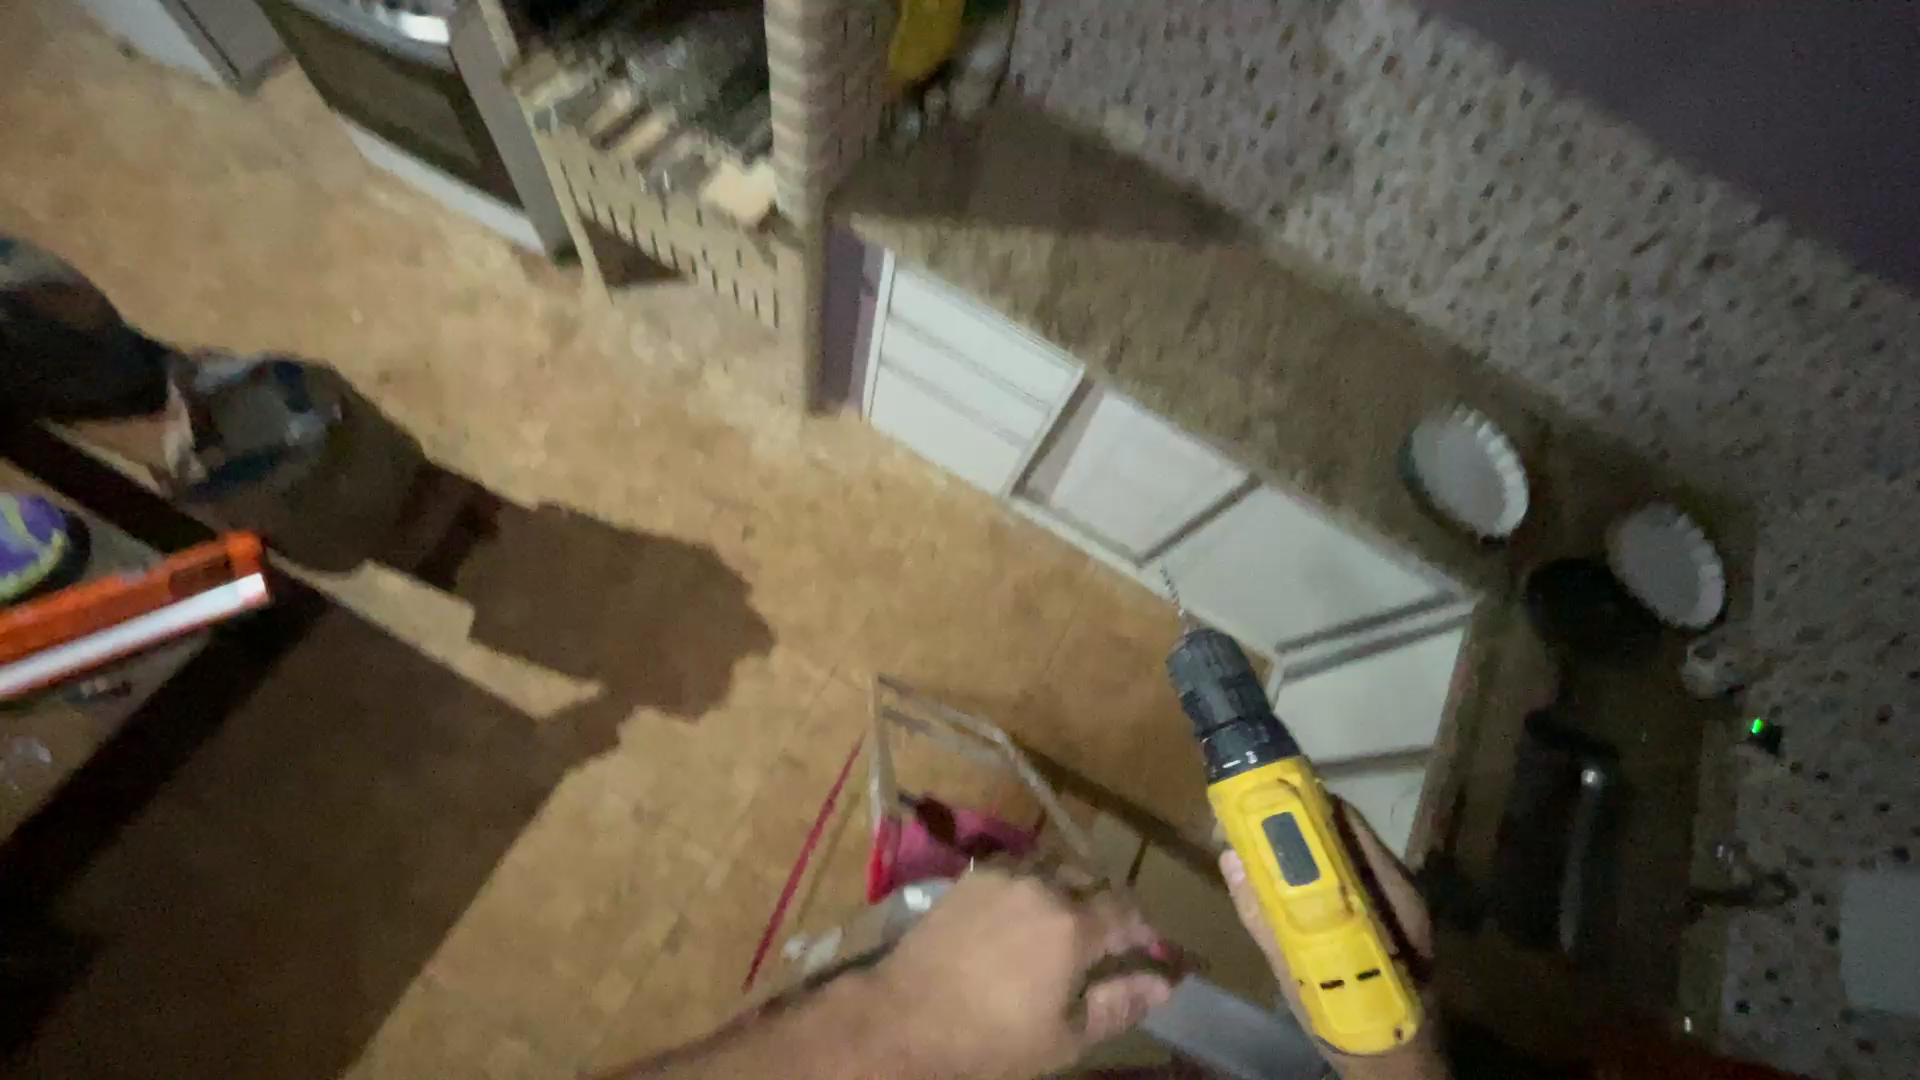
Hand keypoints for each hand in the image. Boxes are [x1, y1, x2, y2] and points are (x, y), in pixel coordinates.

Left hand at [874, 870, 1173, 1079]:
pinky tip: (1025, 906)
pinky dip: (1034, 878)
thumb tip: (1163, 983)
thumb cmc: (993, 1040)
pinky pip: (1018, 864)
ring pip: (1054, 864)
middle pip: (1091, 878)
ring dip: (1070, 884)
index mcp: (1073, 925)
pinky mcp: (974, 875)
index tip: (1144, 945)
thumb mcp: (1065, 1037)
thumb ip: (1119, 1004)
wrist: (910, 1016)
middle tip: (1106, 935)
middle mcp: (1043, 886)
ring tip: (1067, 915)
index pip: (1124, 909)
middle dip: (1107, 903)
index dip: (1141, 926)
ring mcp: (1005, 874)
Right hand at [1221, 801, 1450, 1079]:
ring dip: (1303, 842)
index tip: (1262, 789)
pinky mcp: (1388, 917)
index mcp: (1392, 894)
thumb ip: (1265, 917)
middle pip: (1342, 832)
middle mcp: (1398, 888)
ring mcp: (1396, 902)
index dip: (1303, 801)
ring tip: (1259, 839)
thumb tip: (1231, 857)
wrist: (1399, 1068)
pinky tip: (1285, 877)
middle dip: (1295, 820)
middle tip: (1250, 814)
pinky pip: (1346, 875)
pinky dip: (1315, 867)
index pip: (1346, 822)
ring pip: (1342, 852)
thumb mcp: (1299, 972)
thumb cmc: (1355, 1018)